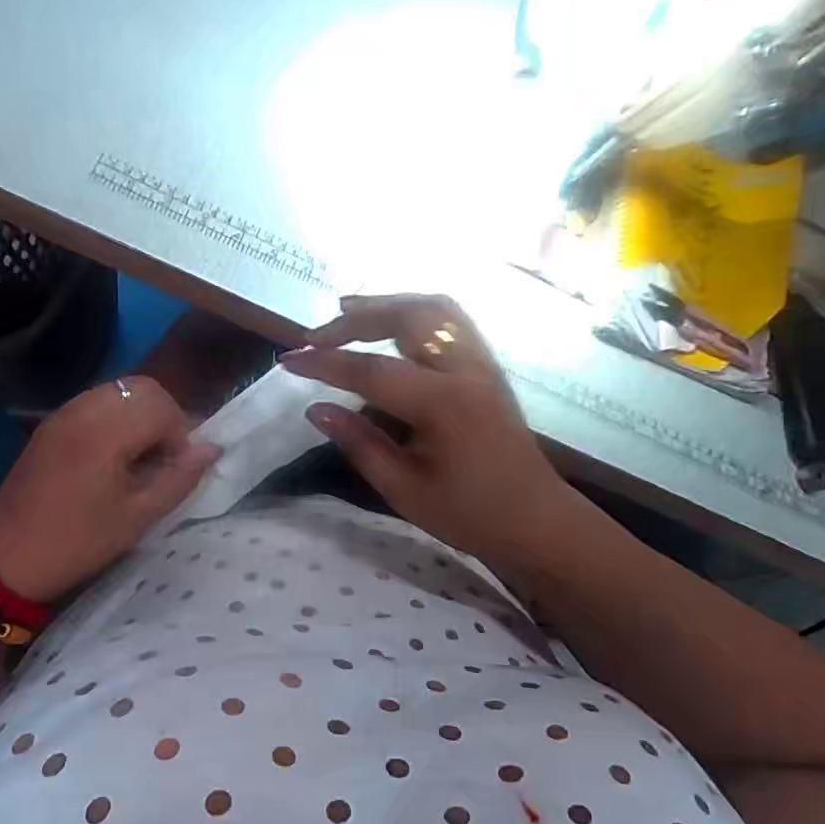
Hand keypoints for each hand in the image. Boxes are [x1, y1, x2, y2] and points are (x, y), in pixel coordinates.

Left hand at [0, 377, 219, 599]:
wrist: (5, 558)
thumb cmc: (78, 542)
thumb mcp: (138, 517)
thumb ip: (180, 478)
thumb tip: (212, 449)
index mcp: (104, 432)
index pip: (161, 406)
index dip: (180, 435)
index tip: (174, 470)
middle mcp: (83, 410)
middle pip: (143, 389)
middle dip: (164, 418)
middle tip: (162, 459)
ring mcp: (64, 414)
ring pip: (120, 392)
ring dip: (141, 416)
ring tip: (140, 459)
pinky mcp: (52, 423)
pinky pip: (97, 403)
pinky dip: (118, 418)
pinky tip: (114, 456)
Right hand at [280, 294, 576, 566]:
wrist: (536, 519)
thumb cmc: (470, 515)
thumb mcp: (405, 490)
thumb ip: (359, 444)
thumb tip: (316, 410)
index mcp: (444, 404)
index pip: (371, 370)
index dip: (325, 364)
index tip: (288, 362)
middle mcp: (466, 369)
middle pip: (406, 317)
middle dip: (355, 319)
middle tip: (316, 337)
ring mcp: (482, 363)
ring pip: (433, 308)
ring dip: (387, 304)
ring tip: (348, 311)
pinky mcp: (488, 367)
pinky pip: (450, 320)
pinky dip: (413, 312)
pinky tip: (391, 327)